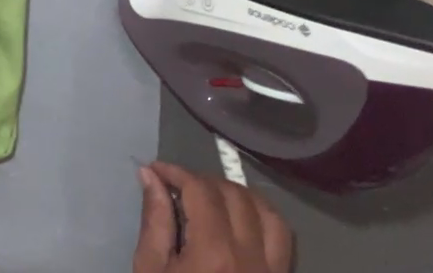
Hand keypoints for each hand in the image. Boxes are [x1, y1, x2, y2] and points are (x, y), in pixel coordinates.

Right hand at [134, 162, 292, 272]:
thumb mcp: (151, 267)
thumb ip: (155, 220)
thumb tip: (150, 175)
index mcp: (214, 251)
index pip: (200, 191)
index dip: (176, 171)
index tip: (156, 170)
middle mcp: (251, 256)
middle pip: (234, 195)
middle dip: (203, 180)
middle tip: (178, 186)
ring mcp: (272, 269)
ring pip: (267, 212)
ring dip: (238, 194)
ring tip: (212, 197)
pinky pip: (283, 237)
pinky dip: (262, 216)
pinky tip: (240, 218)